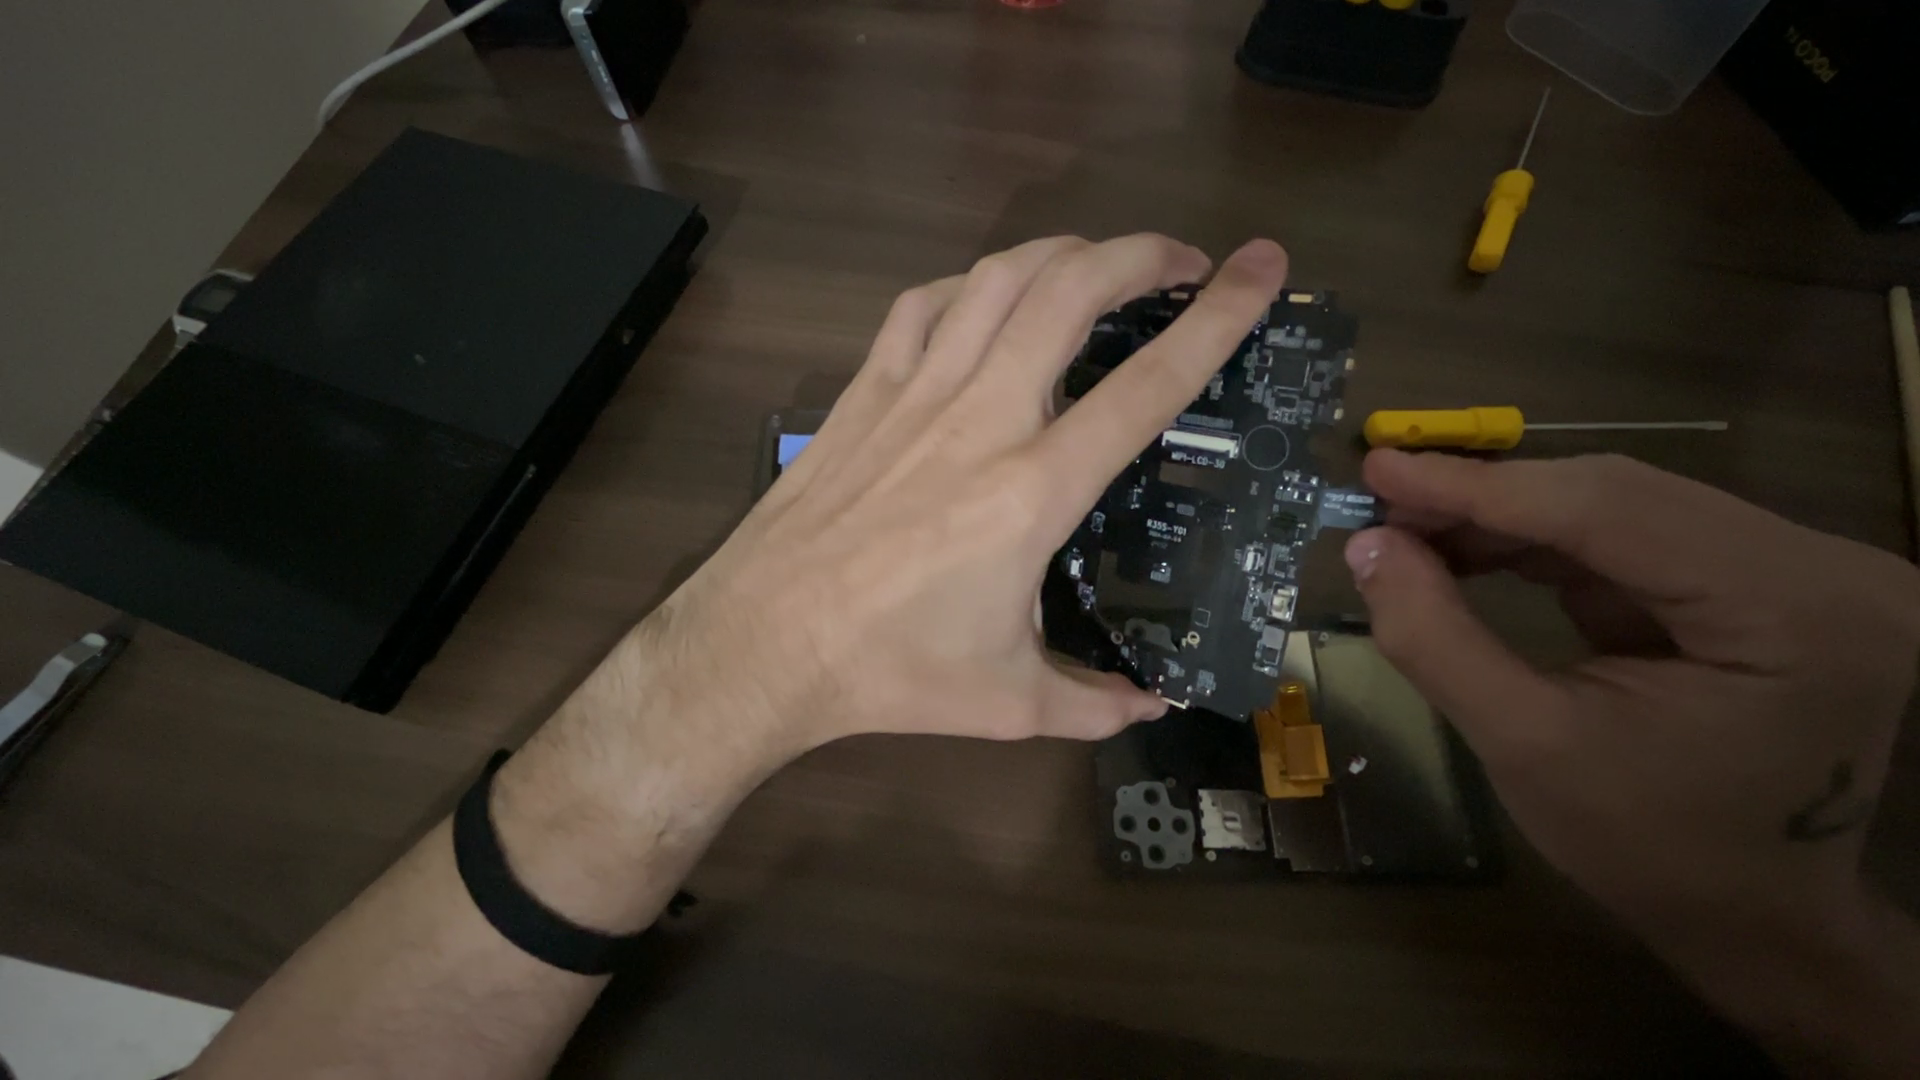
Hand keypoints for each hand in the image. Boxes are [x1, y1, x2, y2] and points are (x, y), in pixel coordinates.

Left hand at [631, 236, 1291, 761]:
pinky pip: (921, 307)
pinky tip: (987, 301)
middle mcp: (980, 419)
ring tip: (1097, 263)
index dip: (1216, 318)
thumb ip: (1094, 703)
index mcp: (1033, 490)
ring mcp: (913, 394)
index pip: (1145, 384)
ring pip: (996, 280)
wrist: (762, 643)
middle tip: (1181, 260)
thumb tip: (1153, 705)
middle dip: (1139, 252)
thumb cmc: (889, 672)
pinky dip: (969, 286)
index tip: (1259, 268)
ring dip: (1061, 252)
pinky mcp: (863, 393)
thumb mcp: (1009, 702)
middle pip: (1069, 291)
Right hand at [1344, 449, 1919, 1063]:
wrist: (1749, 916)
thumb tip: (1366, 546)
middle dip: (1485, 495)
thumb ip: (1435, 638)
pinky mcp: (1744, 584)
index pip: (1608, 510)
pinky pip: (1618, 536)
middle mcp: (1816, 568)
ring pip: (1611, 504)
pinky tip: (1463, 549)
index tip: (1377, 467)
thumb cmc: (1646, 847)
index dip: (1477, 486)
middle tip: (1381, 502)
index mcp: (1795, 610)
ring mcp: (1788, 572)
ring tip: (1407, 529)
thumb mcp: (1521, 744)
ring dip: (1501, 513)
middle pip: (1615, 493)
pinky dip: (1530, 540)